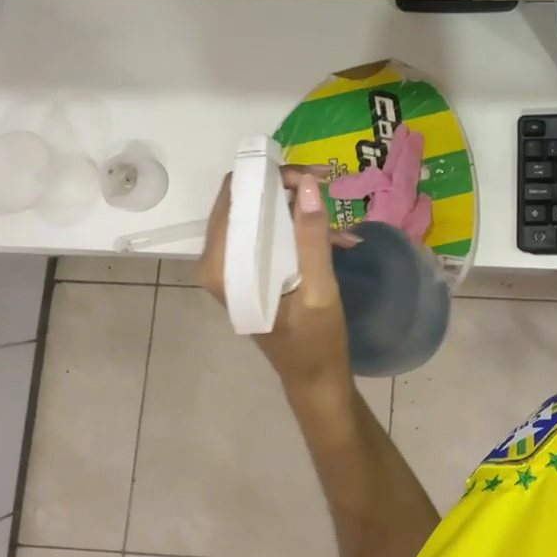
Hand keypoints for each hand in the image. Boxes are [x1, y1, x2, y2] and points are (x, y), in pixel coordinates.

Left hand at [197, 166, 355, 400]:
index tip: (312, 176)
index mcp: (223, 267)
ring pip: (258, 214)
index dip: (270, 177)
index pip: (234, 197)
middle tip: (326, 184)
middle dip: (286, 187)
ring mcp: (233, 267)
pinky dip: (299, 229)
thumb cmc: (315, 340)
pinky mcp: (250, 272)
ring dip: (297, 208)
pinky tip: (337, 239)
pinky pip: (269, 233)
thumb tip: (307, 184)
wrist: (316, 380)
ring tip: (337, 219)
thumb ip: (311, 237)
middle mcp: (218, 263)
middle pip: (244, 201)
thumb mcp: (319, 289)